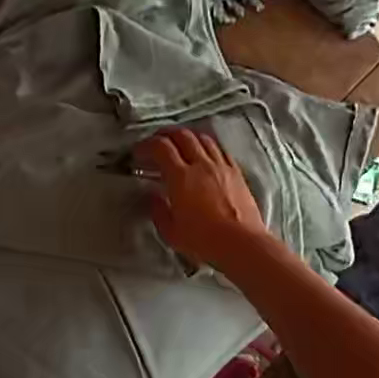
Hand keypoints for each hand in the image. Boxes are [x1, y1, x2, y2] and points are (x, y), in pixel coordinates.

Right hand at [141, 127, 271, 270]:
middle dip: (165, 134)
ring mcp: (221, 166)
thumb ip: (157, 210)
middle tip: (155, 142)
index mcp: (180, 177)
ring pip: (202, 138)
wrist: (240, 243)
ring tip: (178, 144)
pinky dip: (206, 145)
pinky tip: (203, 154)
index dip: (146, 145)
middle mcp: (201, 165)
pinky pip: (219, 149)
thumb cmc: (202, 240)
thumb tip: (152, 196)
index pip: (161, 148)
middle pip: (182, 135)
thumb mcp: (170, 231)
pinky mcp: (236, 172)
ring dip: (187, 136)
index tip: (138, 153)